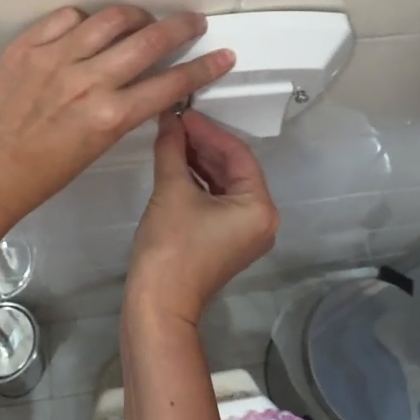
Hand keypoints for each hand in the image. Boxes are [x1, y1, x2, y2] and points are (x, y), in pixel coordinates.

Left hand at [0, 6, 235, 233]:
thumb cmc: (44, 172)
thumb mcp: (98, 146)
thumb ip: (124, 108)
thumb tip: (143, 80)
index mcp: (110, 116)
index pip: (171, 82)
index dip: (203, 67)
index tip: (222, 55)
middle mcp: (89, 81)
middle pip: (150, 39)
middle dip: (181, 27)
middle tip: (192, 22)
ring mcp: (56, 58)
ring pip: (112, 18)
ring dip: (136, 16)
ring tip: (142, 20)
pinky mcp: (28, 46)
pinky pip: (69, 16)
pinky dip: (87, 20)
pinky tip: (89, 28)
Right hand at [126, 111, 278, 325]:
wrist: (158, 305)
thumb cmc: (171, 247)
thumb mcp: (171, 190)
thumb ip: (172, 149)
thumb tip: (168, 118)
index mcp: (259, 206)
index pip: (237, 154)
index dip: (209, 130)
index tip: (184, 113)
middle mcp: (261, 218)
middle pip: (233, 167)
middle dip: (204, 144)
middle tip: (176, 123)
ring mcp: (245, 232)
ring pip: (224, 182)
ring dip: (199, 160)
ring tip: (173, 138)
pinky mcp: (227, 239)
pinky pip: (218, 199)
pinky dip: (199, 181)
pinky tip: (177, 162)